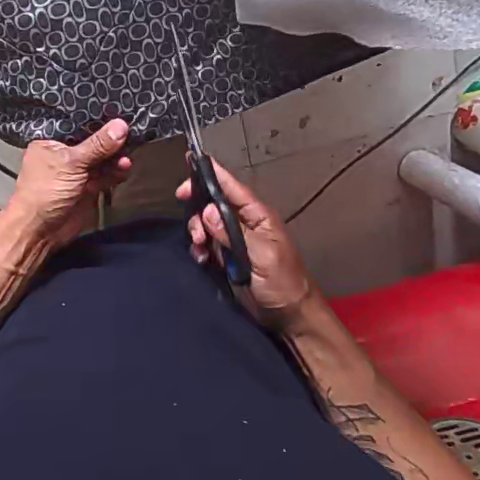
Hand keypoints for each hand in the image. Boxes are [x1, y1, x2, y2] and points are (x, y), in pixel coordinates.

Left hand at [1, 118, 133, 250]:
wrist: (40, 231)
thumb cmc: (44, 193)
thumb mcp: (72, 163)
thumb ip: (98, 145)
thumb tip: (120, 126)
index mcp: (51, 141)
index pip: (78, 124)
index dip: (98, 119)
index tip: (119, 113)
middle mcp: (64, 154)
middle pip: (94, 142)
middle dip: (111, 140)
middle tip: (129, 134)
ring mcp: (77, 172)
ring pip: (102, 159)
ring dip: (116, 158)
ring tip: (126, 157)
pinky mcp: (88, 188)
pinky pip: (106, 176)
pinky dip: (116, 172)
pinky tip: (125, 168)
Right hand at [176, 159, 315, 327]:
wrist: (288, 316)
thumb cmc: (284, 283)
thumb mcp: (262, 256)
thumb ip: (233, 233)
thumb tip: (208, 211)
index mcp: (258, 216)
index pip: (232, 188)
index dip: (212, 175)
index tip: (190, 163)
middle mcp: (244, 224)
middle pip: (213, 204)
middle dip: (199, 212)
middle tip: (195, 231)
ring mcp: (234, 241)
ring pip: (206, 225)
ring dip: (197, 233)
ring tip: (200, 248)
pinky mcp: (226, 258)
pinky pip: (205, 245)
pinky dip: (199, 250)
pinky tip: (201, 259)